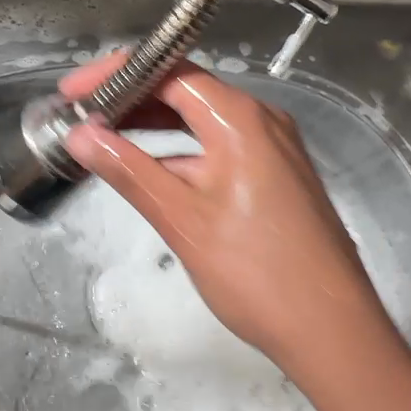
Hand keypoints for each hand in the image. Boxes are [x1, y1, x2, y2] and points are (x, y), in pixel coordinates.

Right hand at [59, 54, 410, 410]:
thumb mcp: (181, 218)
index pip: (168, 72)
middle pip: (184, 89)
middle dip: (130, 98)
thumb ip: (127, 170)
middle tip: (82, 112)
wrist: (337, 338)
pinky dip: (179, 149)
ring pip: (200, 118)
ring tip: (104, 135)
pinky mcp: (276, 176)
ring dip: (152, 125)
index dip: (116, 75)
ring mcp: (273, 148)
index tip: (73, 91)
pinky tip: (150, 169)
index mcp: (241, 118)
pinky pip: (218, 144)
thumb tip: (80, 137)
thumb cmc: (258, 273)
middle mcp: (261, 121)